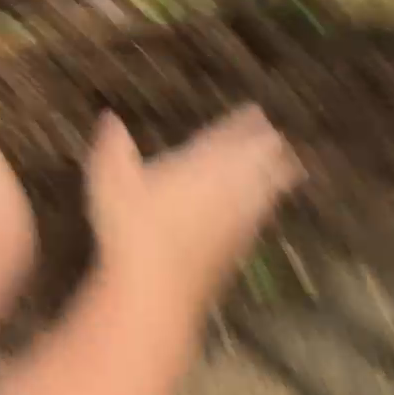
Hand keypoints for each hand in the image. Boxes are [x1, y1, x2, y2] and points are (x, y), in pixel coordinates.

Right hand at [85, 107, 302, 311]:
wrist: (158, 283)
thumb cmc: (129, 224)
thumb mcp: (107, 178)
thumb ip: (113, 145)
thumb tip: (110, 118)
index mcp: (198, 168)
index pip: (227, 141)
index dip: (241, 125)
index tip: (255, 111)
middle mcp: (228, 190)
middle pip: (258, 163)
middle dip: (266, 145)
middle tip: (273, 132)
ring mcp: (239, 218)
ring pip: (268, 187)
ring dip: (276, 170)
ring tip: (286, 160)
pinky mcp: (240, 242)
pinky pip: (263, 209)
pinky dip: (269, 195)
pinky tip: (265, 200)